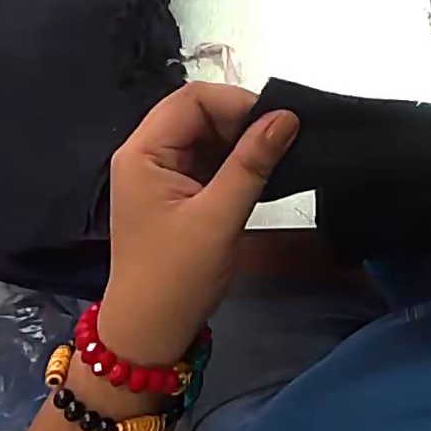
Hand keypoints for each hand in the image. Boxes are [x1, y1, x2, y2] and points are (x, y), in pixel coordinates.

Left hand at [103, 83, 298, 364]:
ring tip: (277, 156)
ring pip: (208, 134)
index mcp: (143, 153)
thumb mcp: (218, 217)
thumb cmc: (177, 277)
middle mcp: (148, 154)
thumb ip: (252, 163)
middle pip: (199, 112)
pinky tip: (262, 172)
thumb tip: (286, 117)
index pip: (191, 99)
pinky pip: (211, 158)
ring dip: (242, 141)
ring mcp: (163, 172)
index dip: (235, 102)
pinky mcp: (180, 190)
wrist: (152, 331)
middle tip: (281, 140)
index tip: (275, 122)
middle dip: (241, 121)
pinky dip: (238, 160)